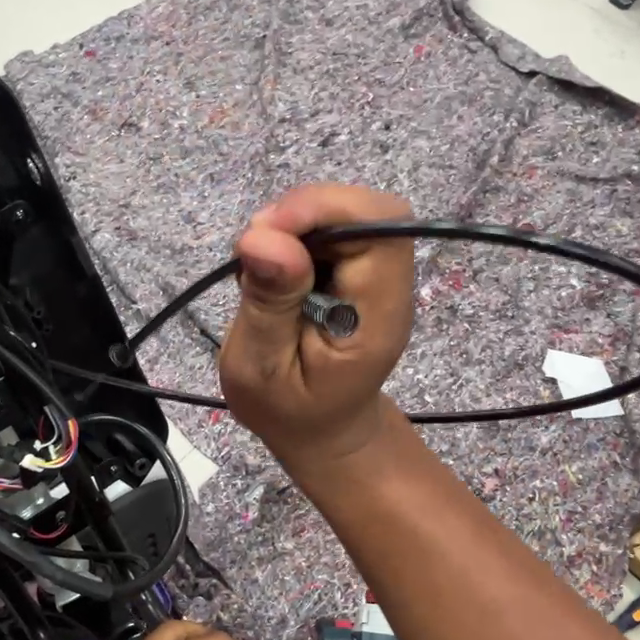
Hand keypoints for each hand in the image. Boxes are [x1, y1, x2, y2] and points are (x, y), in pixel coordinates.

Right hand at [219, 184, 415, 468]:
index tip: (267, 230)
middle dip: (302, 214)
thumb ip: (268, 302)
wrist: (319, 430)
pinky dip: (292, 235)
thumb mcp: (260, 368)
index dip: (326, 210)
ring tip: (255, 268)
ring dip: (292, 225)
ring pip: (344, 214)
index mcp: (377, 315)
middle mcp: (388, 286)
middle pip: (366, 210)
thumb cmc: (287, 411)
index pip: (381, 228)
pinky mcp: (354, 271)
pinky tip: (269, 270)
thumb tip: (263, 234)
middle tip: (251, 250)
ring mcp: (374, 276)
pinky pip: (330, 230)